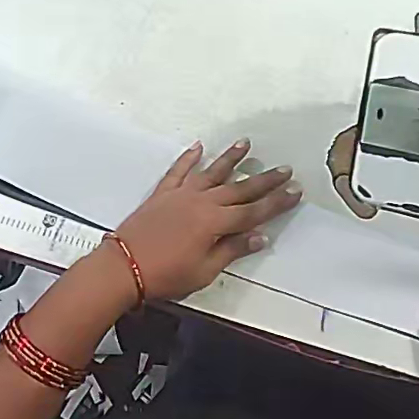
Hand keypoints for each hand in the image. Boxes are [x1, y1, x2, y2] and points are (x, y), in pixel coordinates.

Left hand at [110, 139, 301, 301]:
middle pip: (239, 188)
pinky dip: (188, 158)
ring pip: (211, 172)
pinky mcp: (162, 194)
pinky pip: (178, 171)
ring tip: (246, 144)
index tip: (294, 192)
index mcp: (215, 223)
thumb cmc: (165, 274)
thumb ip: (231, 250)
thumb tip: (259, 238)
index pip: (254, 211)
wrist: (124, 266)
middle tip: (283, 169)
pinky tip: (198, 147)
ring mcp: (180, 195)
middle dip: (263, 180)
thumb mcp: (204, 270)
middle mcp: (201, 203)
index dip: (276, 202)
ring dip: (230, 158)